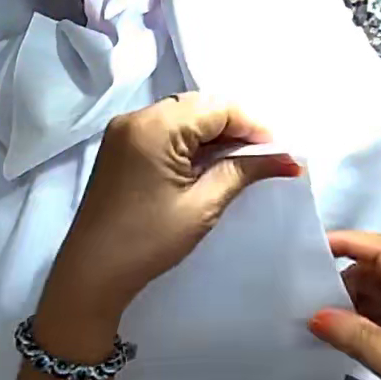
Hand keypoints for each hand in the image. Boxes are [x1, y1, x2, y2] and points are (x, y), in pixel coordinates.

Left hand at [42, 94, 301, 334]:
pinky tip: (208, 163)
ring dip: (213, 134)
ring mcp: (123, 131)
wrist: (92, 272)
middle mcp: (136, 118)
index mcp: (155, 127)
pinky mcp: (119, 148)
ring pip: (182, 117)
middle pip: (198, 106)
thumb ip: (243, 171)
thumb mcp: (202, 205)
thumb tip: (288, 159)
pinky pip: (163, 131)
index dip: (253, 125)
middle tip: (263, 157)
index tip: (279, 152)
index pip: (217, 107)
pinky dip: (190, 142)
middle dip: (235, 127)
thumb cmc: (148, 241)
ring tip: (241, 162)